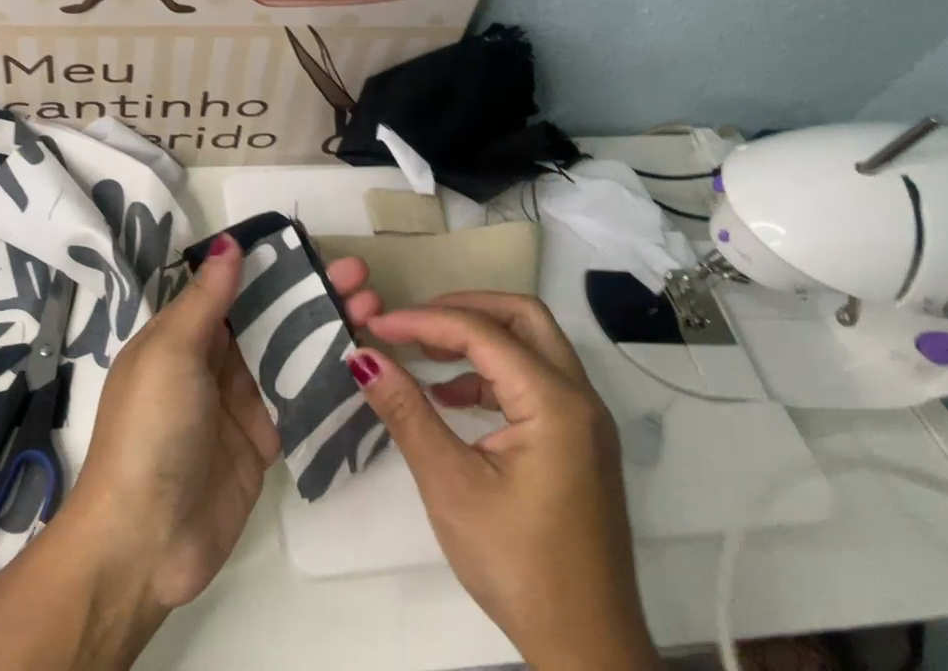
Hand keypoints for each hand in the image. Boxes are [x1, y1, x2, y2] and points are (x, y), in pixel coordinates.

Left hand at [60, 235, 378, 609]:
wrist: (145, 540)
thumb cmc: (150, 431)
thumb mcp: (170, 355)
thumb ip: (205, 302)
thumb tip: (228, 244)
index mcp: (177, 337)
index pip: (229, 289)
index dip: (270, 266)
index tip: (316, 246)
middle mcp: (206, 366)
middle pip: (265, 319)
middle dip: (310, 294)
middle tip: (360, 277)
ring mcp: (236, 407)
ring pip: (287, 357)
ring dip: (326, 331)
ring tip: (373, 308)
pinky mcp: (260, 444)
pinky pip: (298, 404)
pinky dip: (328, 382)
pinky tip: (364, 361)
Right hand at [345, 292, 658, 670]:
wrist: (585, 640)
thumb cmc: (516, 562)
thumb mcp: (450, 484)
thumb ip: (407, 412)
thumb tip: (363, 358)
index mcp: (554, 403)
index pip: (482, 333)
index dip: (422, 321)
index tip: (373, 327)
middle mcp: (579, 398)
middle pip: (523, 319)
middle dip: (462, 310)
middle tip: (410, 325)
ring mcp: (584, 421)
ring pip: (532, 347)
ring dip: (478, 341)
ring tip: (422, 356)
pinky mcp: (578, 443)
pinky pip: (535, 382)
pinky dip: (492, 374)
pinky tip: (452, 398)